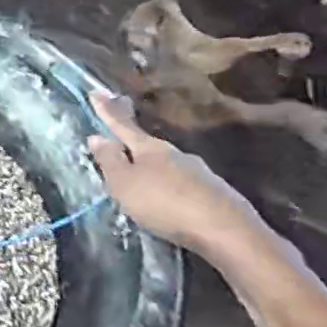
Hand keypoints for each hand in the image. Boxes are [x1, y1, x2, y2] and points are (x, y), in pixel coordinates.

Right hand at [88, 94, 267, 261]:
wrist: (229, 234)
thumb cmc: (164, 203)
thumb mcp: (124, 183)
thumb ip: (110, 160)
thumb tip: (97, 137)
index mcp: (149, 148)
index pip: (122, 125)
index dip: (108, 110)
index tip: (97, 92)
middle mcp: (176, 154)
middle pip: (147, 147)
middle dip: (132, 148)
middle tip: (117, 151)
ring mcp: (200, 173)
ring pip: (168, 167)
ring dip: (153, 172)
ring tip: (142, 187)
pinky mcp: (216, 194)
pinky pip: (185, 186)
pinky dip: (172, 190)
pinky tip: (170, 204)